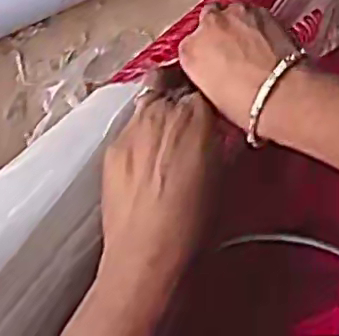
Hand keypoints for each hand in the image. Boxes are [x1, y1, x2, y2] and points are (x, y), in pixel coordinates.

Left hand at [99, 80, 225, 288]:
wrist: (145, 258)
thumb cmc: (192, 221)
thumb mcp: (226, 169)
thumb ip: (225, 134)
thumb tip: (226, 123)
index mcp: (197, 112)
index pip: (206, 81)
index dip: (211, 90)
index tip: (214, 99)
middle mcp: (162, 110)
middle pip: (175, 82)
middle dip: (184, 93)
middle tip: (192, 112)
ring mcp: (133, 126)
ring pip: (151, 97)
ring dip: (162, 106)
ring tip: (169, 130)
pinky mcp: (112, 147)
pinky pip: (131, 125)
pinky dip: (141, 130)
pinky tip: (149, 154)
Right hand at [177, 2, 298, 128]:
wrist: (279, 91)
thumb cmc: (242, 104)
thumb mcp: (210, 93)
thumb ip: (206, 70)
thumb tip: (217, 66)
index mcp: (189, 50)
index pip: (190, 44)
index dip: (204, 52)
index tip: (214, 61)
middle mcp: (208, 24)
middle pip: (209, 18)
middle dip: (218, 29)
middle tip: (232, 47)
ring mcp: (236, 12)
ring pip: (232, 11)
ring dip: (238, 22)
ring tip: (251, 41)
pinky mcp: (261, 9)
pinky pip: (253, 12)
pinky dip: (256, 22)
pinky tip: (265, 38)